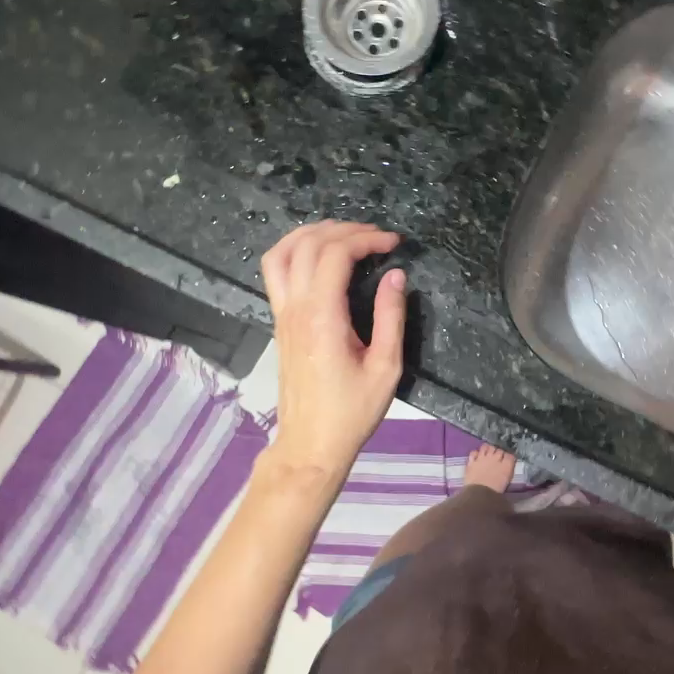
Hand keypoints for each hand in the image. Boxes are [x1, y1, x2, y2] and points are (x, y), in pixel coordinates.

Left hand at [260, 221, 406, 475]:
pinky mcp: (280, 323)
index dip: (367, 239)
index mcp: (323, 317)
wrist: (312, 442)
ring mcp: (282, 314)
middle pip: (308, 245)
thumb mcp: (386, 367)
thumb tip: (396, 276)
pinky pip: (276, 272)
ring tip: (343, 234)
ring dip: (311, 233)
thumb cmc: (353, 411)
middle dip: (344, 230)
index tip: (395, 243)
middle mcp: (296, 309)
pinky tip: (319, 257)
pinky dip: (295, 251)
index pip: (336, 255)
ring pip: (281, 253)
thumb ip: (391, 317)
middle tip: (376, 236)